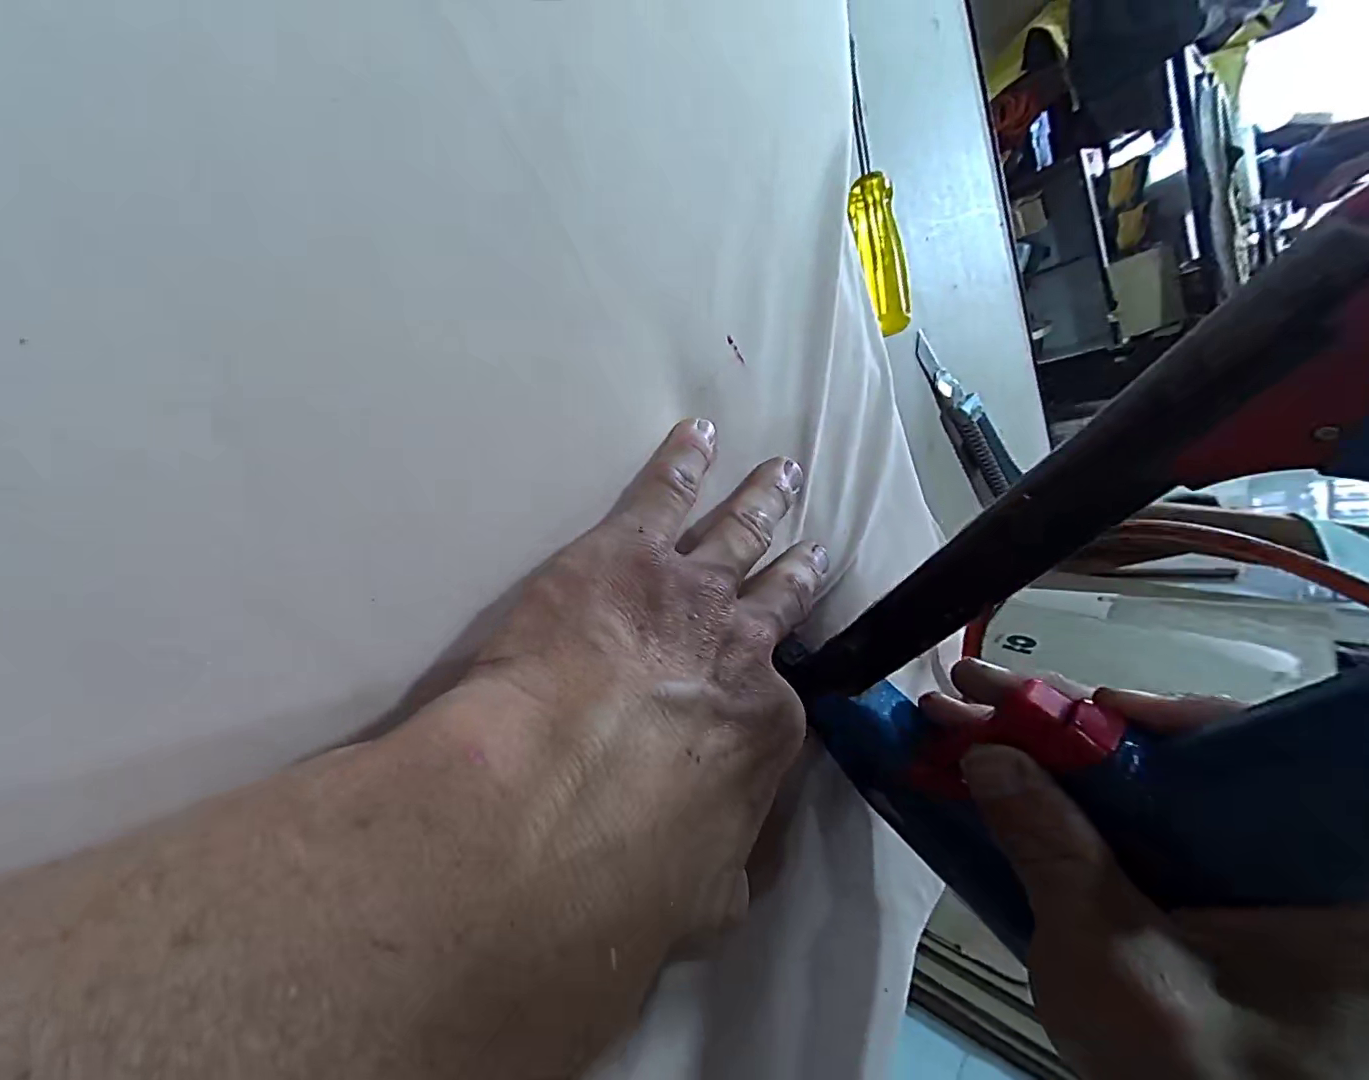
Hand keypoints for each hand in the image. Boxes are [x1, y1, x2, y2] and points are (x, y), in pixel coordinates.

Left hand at [460, 418, 825, 949]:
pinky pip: (661, 492)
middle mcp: (739, 644)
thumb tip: (739, 871)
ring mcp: (687, 590)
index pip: (784, 693)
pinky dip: (681, 459)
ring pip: (737, 532)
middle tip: (815, 544)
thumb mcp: (706, 894)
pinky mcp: (624, 553)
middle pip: (780, 593)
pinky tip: (695, 433)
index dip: (781, 675)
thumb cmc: (624, 862)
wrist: (552, 802)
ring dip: (760, 500)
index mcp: (762, 723)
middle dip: (799, 566)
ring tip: (780, 472)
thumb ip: (732, 868)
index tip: (780, 662)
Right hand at [923, 659, 1368, 1079]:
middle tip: (994, 693)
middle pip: (1201, 767)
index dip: (1179, 726)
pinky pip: (1151, 817)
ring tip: (979, 715)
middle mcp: (1342, 882)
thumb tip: (988, 755)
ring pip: (1164, 786)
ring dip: (1066, 753)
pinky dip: (1078, 791)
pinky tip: (1013, 765)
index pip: (1285, 770)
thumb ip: (1056, 858)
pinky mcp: (1227, 893)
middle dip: (1083, 729)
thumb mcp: (1117, 975)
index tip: (1093, 706)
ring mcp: (1279, 885)